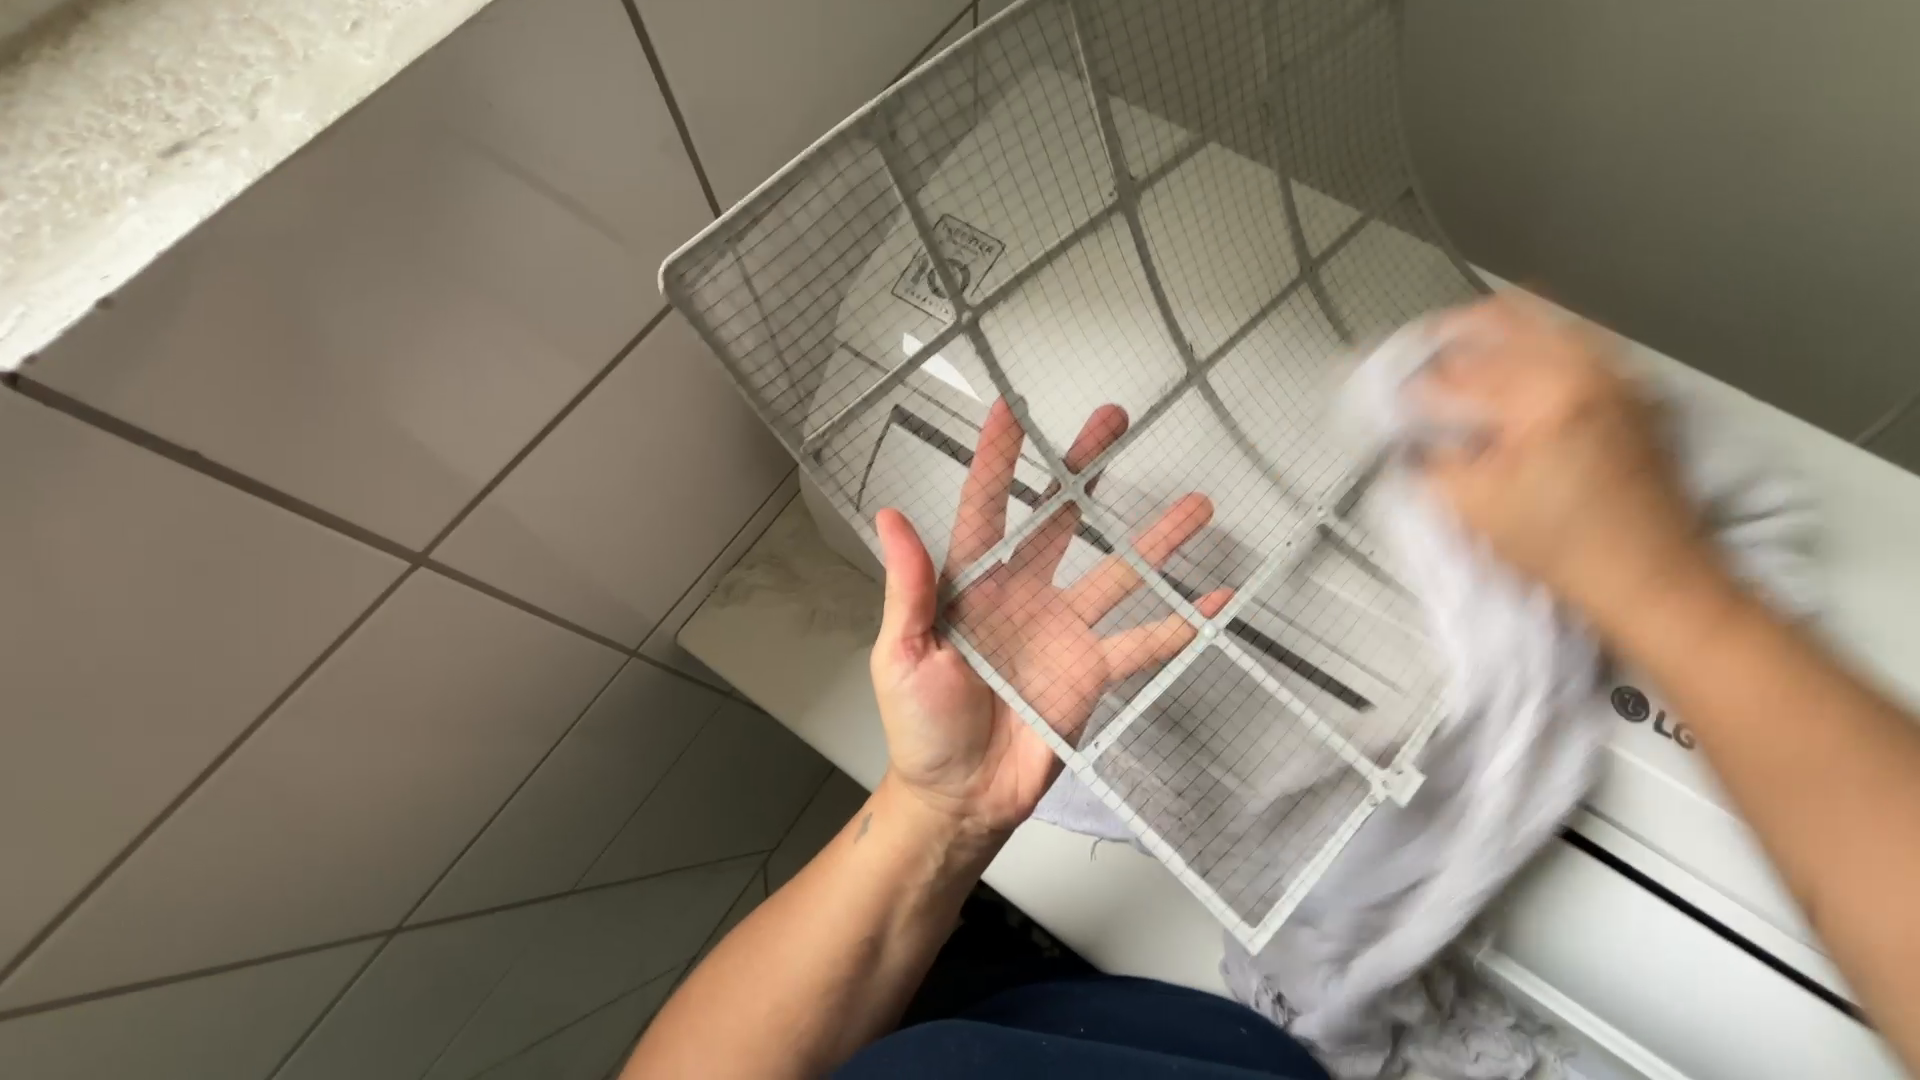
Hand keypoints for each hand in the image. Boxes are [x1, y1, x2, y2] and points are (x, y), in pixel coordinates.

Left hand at [870, 400, 1229, 835]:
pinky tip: (1215, 600)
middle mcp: (1022, 596)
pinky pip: (1143, 641)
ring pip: (1117, 573)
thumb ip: (910, 589)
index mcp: (972, 587)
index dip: (997, 460)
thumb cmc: (920, 725)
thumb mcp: (903, 654)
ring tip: (1197, 505)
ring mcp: (1063, 631)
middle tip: (1114, 420)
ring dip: (1156, 542)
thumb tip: (889, 517)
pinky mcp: (1092, 671)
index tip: (1010, 410)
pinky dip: (1180, 623)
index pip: (985, 509)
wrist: (962, 796)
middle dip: (1084, 470)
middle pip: (1059, 520)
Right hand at [1418, 295, 1724, 623]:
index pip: (1458, 373)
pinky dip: (1536, 352)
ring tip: (1464, 362)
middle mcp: (1589, 371)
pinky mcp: (1636, 395)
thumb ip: (1432, 462)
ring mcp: (1620, 378)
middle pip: (1507, 319)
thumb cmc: (1564, 547)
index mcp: (1545, 394)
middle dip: (1455, 339)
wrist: (1651, 576)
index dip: (1415, 389)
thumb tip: (1415, 439)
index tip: (1394, 402)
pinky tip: (1513, 380)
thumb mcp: (1473, 507)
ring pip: (1546, 326)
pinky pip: (1577, 349)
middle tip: (1422, 355)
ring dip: (1497, 340)